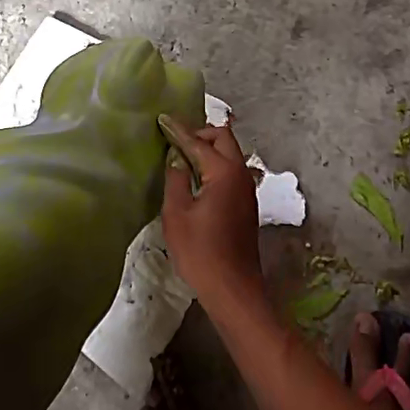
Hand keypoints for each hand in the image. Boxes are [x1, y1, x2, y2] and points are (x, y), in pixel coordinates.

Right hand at [158, 115, 263, 301]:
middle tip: (174, 140)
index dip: (178, 130)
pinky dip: (215, 166)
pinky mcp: (245, 204)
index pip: (199, 142)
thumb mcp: (176, 213)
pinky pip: (231, 171)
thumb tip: (175, 156)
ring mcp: (247, 190)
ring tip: (182, 158)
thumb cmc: (200, 252)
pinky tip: (196, 179)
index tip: (162, 120)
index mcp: (224, 172)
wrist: (233, 289)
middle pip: (223, 139)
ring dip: (209, 149)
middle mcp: (241, 174)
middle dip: (200, 134)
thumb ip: (176, 178)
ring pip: (230, 154)